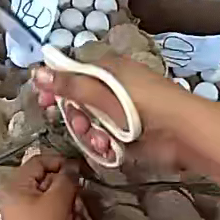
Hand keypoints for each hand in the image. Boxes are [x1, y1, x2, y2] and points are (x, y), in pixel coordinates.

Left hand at [0, 153, 79, 219]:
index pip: (39, 161)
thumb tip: (72, 166)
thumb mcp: (58, 201)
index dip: (60, 163)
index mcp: (16, 186)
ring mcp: (24, 214)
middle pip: (47, 181)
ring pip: (52, 200)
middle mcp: (17, 197)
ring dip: (70, 207)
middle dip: (68, 191)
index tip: (80, 173)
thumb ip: (66, 179)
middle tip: (81, 202)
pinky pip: (51, 215)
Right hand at [33, 58, 194, 170]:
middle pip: (77, 102)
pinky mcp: (125, 134)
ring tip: (102, 140)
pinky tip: (110, 149)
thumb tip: (37, 72)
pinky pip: (102, 139)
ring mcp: (119, 113)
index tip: (43, 102)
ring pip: (89, 124)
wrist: (182, 132)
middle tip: (82, 126)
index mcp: (108, 70)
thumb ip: (70, 85)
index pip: (72, 74)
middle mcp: (112, 88)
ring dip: (90, 134)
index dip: (56, 88)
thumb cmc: (143, 105)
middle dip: (76, 117)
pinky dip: (103, 145)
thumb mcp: (103, 93)